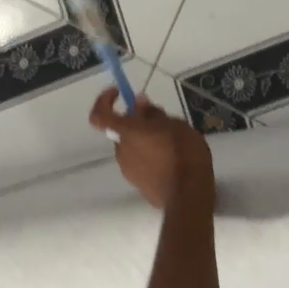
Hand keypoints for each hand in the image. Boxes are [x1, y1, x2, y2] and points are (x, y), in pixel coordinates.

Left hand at [89, 86, 215, 212]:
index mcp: (128, 133)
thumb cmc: (183, 153)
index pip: (100, 115)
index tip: (118, 92)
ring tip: (172, 142)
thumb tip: (139, 103)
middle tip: (162, 121)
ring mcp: (128, 170)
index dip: (104, 101)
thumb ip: (154, 114)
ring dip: (146, 141)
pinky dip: (151, 157)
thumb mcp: (175, 125)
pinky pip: (141, 163)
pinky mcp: (139, 184)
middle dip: (137, 123)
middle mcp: (122, 151)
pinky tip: (172, 160)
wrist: (189, 195)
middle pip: (122, 131)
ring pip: (132, 148)